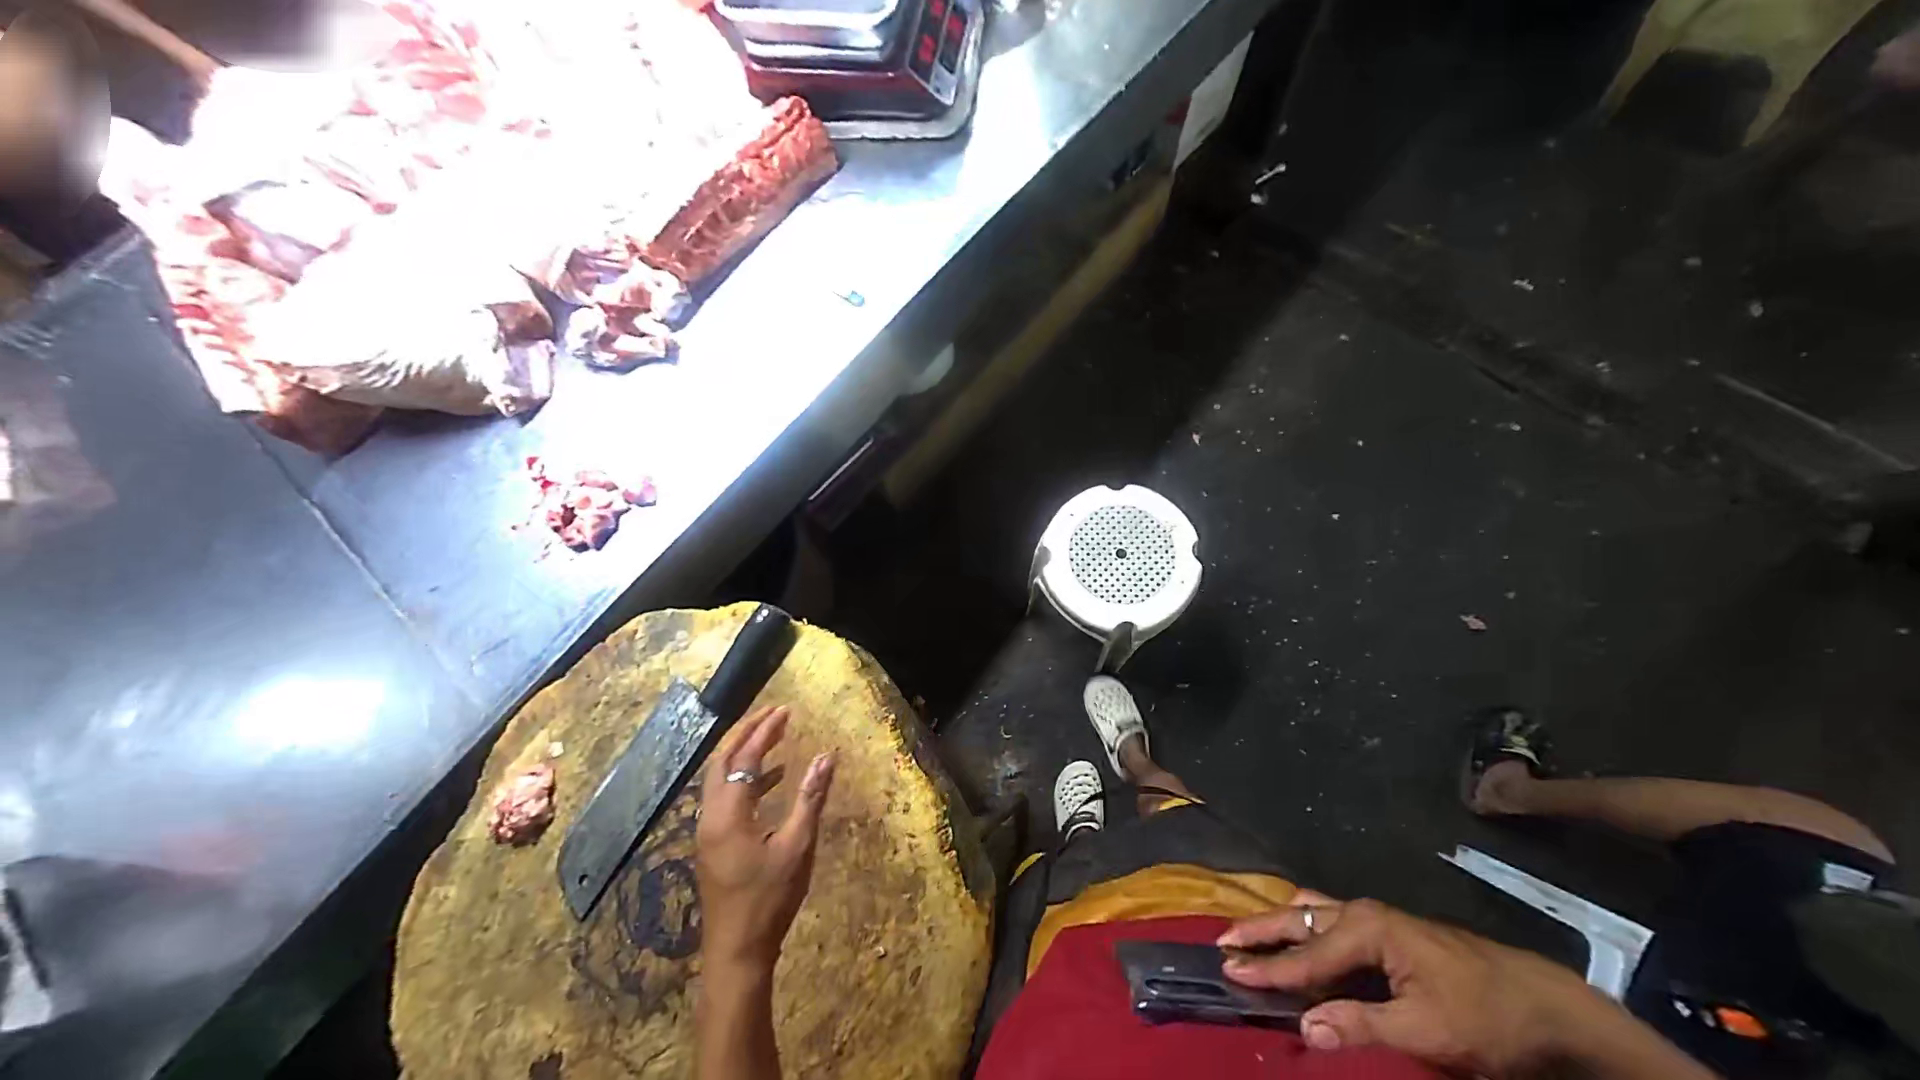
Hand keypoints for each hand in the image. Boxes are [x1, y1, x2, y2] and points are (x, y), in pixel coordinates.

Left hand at [695, 705, 836, 975]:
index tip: (785, 710)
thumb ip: (810, 798)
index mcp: (728, 813)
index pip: (744, 757)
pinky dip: (747, 779)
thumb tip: (826, 757)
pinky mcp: (714, 844)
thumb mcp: (797, 846)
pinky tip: (773, 779)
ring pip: (721, 778)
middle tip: (774, 714)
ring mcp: (708, 831)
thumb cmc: (769, 899)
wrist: (737, 951)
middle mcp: (710, 815)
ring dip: (745, 754)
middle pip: (722, 760)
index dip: (765, 731)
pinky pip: (726, 796)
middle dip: (747, 732)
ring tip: (774, 737)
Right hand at [1218, 899, 1641, 1076]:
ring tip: (1250, 932)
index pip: (1305, 955)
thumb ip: (1362, 1025)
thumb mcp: (1428, 1031)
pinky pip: (1330, 920)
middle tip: (1223, 940)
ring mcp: (1375, 918)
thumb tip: (1305, 1028)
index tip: (1228, 970)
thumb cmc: (1486, 1016)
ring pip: (1313, 913)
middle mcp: (1362, 913)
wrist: (1547, 1003)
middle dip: (1260, 930)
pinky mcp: (1386, 931)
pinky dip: (1304, 926)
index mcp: (1367, 929)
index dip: (1266, 967)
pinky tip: (1300, 933)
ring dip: (1280, 923)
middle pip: (1299, 920)